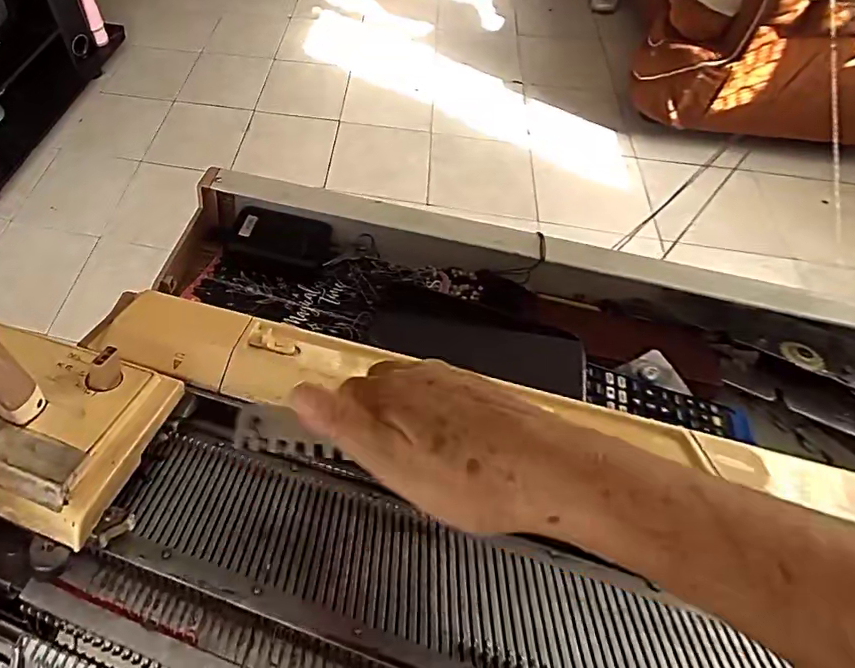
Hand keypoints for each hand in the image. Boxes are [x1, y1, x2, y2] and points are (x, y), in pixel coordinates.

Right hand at [290, 361, 574, 536]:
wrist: (552, 471)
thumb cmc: (476, 479)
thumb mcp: (395, 465)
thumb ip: (346, 425)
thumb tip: (302, 393)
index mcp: (396, 391)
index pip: (344, 394)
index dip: (343, 425)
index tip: (354, 452)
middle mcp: (424, 375)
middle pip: (377, 390)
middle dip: (375, 421)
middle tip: (389, 466)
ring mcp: (456, 381)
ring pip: (412, 394)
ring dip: (407, 422)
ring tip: (423, 465)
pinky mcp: (480, 392)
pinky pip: (443, 400)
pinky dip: (439, 424)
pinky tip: (456, 454)